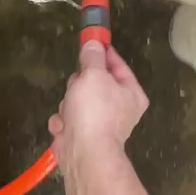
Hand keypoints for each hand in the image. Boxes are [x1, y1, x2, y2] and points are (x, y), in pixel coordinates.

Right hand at [49, 40, 148, 171]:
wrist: (84, 152)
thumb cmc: (95, 110)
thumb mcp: (94, 74)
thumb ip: (93, 57)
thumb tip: (94, 43)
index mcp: (131, 93)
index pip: (118, 65)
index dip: (102, 53)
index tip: (90, 42)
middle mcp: (120, 109)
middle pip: (94, 82)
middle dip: (79, 84)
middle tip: (77, 85)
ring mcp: (100, 123)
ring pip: (77, 100)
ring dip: (68, 104)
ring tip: (70, 112)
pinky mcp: (82, 135)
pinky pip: (69, 118)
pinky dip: (63, 121)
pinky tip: (65, 127)